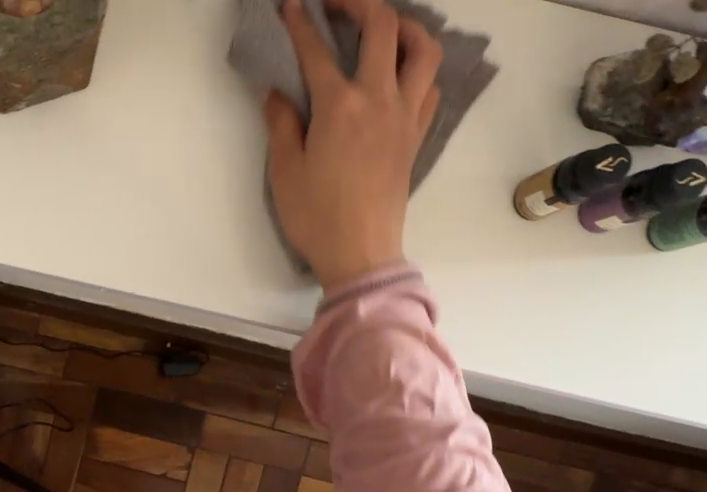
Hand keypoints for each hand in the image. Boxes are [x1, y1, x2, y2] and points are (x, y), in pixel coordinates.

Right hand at [265, 0, 441, 291]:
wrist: (360, 252)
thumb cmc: (316, 217)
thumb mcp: (285, 172)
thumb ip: (281, 125)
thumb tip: (277, 94)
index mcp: (340, 106)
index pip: (317, 51)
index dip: (300, 23)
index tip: (291, 7)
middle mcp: (379, 99)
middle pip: (383, 26)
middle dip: (359, 3)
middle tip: (336, 3)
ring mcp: (404, 115)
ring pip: (422, 49)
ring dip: (404, 26)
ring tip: (383, 28)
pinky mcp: (415, 136)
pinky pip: (428, 85)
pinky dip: (417, 68)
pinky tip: (400, 75)